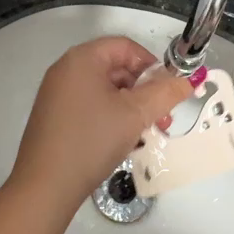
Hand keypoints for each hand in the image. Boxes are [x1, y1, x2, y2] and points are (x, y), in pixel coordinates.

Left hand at [8, 36, 199, 211]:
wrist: (44, 187)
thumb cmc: (92, 140)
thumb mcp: (135, 115)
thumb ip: (165, 93)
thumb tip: (189, 80)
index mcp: (83, 59)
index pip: (125, 47)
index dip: (151, 65)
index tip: (167, 91)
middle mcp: (66, 69)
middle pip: (115, 68)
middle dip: (143, 91)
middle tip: (161, 118)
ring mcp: (56, 94)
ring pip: (104, 90)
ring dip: (129, 108)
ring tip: (145, 134)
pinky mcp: (53, 117)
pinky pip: (89, 106)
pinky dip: (110, 117)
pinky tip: (122, 142)